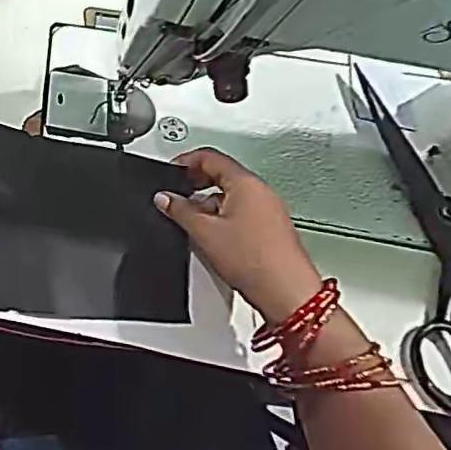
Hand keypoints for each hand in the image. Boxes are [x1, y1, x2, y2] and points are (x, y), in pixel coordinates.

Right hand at [154, 148, 322, 324]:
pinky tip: (211, 233)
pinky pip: (241, 210)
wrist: (285, 292)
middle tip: (176, 193)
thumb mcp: (203, 231)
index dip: (185, 161)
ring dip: (207, 200)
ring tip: (191, 218)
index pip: (211, 157)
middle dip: (195, 181)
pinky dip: (222, 214)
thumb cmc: (256, 261)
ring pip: (231, 193)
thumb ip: (179, 209)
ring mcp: (269, 209)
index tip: (171, 170)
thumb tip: (165, 199)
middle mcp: (261, 192)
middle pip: (222, 173)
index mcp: (246, 184)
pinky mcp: (270, 227)